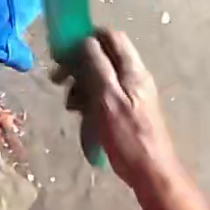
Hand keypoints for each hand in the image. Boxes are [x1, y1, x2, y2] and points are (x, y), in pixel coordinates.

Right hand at [64, 29, 183, 197]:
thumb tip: (86, 40)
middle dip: (78, 65)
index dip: (88, 38)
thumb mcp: (108, 98)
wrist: (151, 172)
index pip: (112, 37)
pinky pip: (104, 93)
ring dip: (81, 85)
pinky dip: (89, 99)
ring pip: (100, 76)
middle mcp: (133, 76)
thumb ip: (97, 67)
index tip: (65, 52)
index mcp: (132, 70)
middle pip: (103, 56)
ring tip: (71, 104)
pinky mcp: (127, 108)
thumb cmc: (128, 136)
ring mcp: (131, 93)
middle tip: (59, 79)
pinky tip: (81, 114)